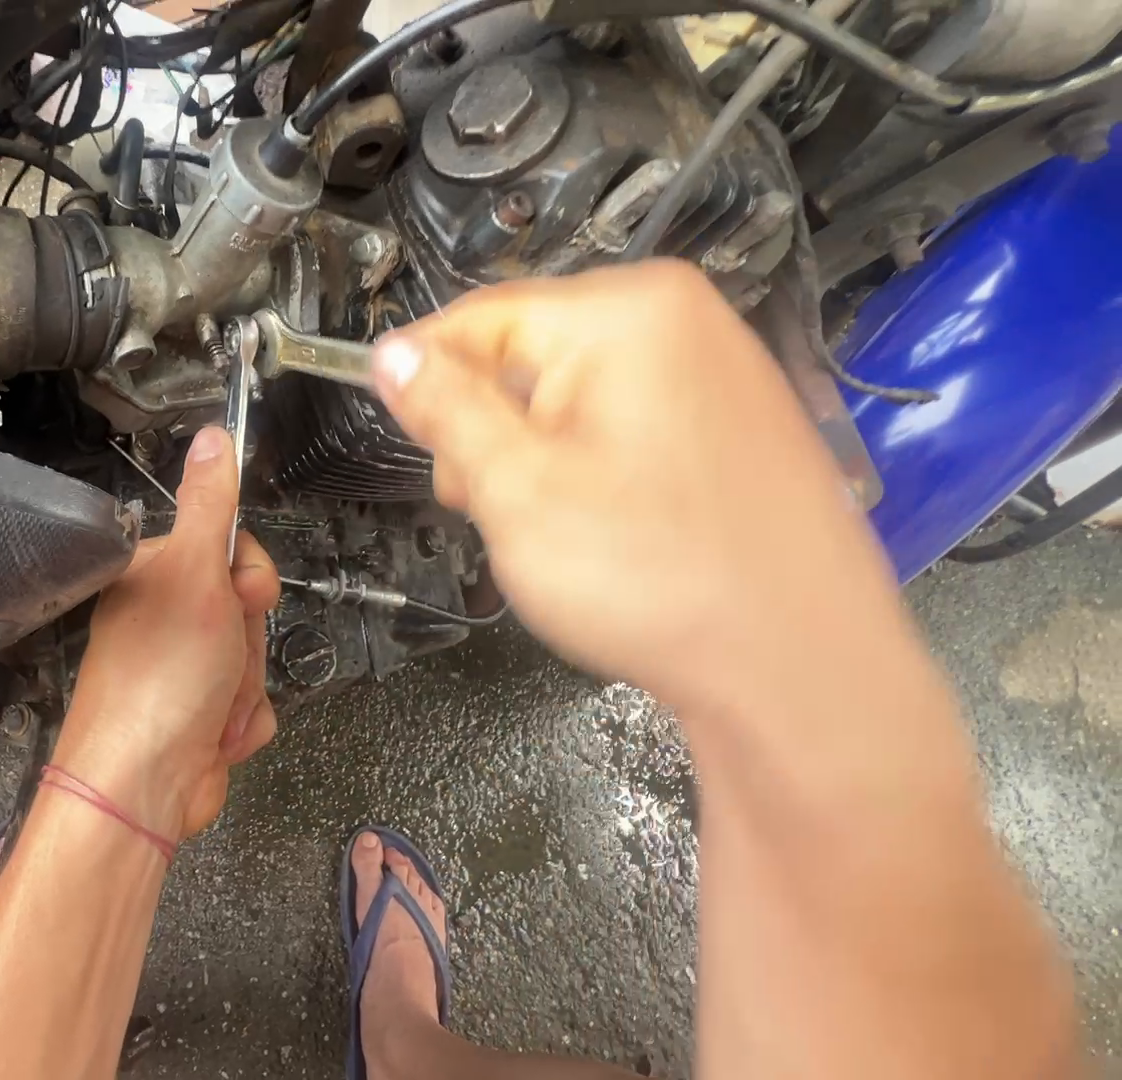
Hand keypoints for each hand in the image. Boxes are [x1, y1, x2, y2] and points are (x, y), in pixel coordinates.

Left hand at [54, 427, 280, 840]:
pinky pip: (253, 703)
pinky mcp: (201, 712)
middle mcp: (167, 617)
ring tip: (212, 703)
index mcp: (157, 575)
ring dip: (245, 685)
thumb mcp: (195, 574)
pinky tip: (213, 732)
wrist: (144, 782)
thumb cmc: (159, 679)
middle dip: (247, 640)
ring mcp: (184, 668)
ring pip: (256, 658)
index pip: (232, 549)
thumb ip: (212, 504)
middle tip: (220, 655)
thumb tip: (214, 437)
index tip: (241, 594)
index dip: (249, 576)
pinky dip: (242, 720)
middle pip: (250, 607)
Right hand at [369, 260, 911, 710]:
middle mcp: (679, 321)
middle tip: (485, 501)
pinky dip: (575, 464)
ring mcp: (710, 369)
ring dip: (524, 452)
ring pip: (561, 393)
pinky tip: (589, 523)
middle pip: (519, 354)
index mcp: (627, 315)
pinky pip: (611, 420)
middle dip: (481, 425)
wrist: (797, 670)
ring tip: (541, 524)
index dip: (421, 375)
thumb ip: (445, 409)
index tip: (397, 427)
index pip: (476, 317)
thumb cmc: (655, 578)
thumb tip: (392, 355)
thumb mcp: (515, 487)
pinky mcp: (722, 420)